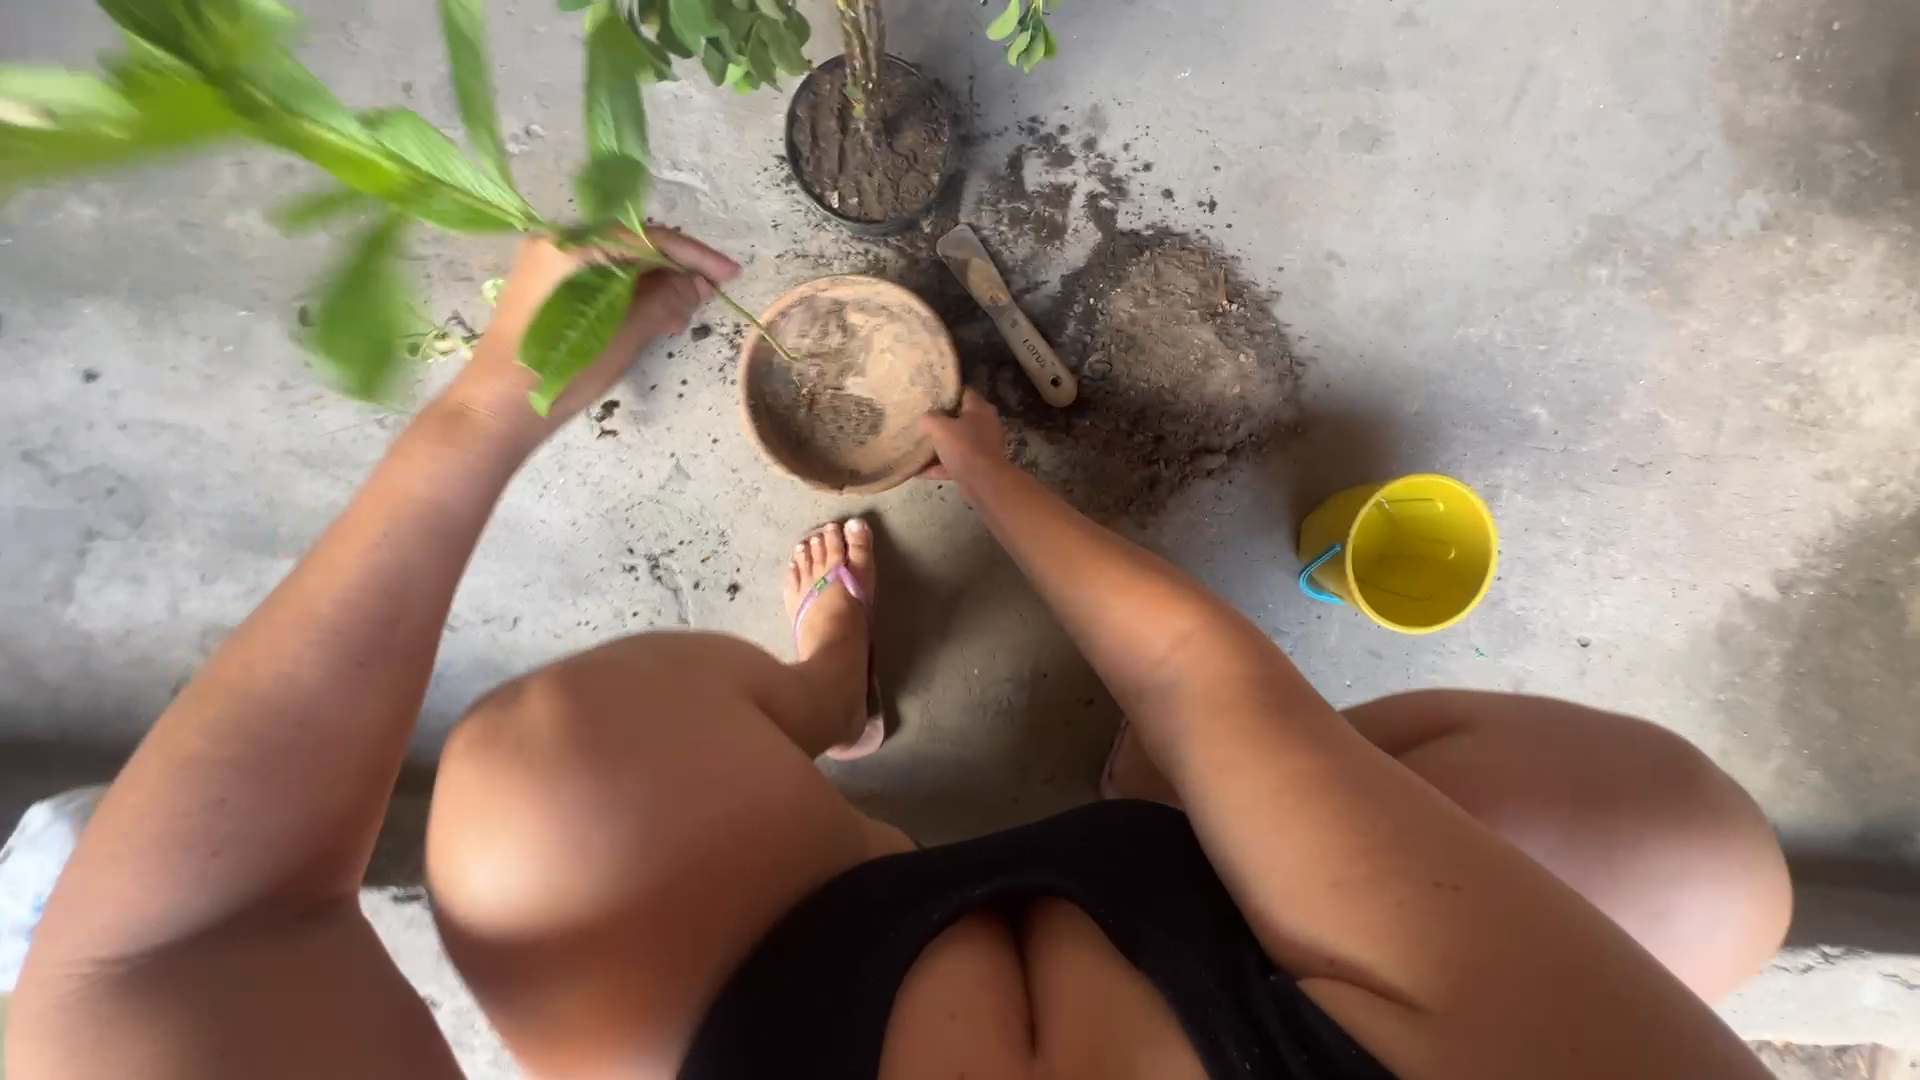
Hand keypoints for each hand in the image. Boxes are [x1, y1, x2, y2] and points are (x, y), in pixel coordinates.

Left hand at [443, 227, 739, 439]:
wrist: (502, 404)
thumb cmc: (564, 367)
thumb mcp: (625, 333)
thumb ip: (665, 301)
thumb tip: (700, 285)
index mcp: (574, 245)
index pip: (648, 237)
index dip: (695, 256)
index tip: (731, 274)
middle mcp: (560, 244)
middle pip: (634, 244)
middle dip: (676, 271)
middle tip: (708, 298)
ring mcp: (553, 267)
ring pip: (621, 263)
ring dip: (657, 286)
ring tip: (682, 318)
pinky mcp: (552, 290)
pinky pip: (603, 279)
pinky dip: (634, 295)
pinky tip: (654, 319)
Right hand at [918, 389, 1005, 480]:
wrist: (983, 482)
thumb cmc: (964, 447)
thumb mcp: (940, 427)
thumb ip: (929, 418)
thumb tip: (925, 419)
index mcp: (980, 409)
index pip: (963, 392)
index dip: (946, 393)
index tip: (929, 397)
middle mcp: (984, 425)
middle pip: (958, 418)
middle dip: (939, 421)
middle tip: (920, 420)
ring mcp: (981, 447)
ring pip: (955, 443)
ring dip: (937, 446)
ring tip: (916, 445)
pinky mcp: (976, 466)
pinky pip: (954, 463)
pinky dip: (938, 467)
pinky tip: (918, 471)